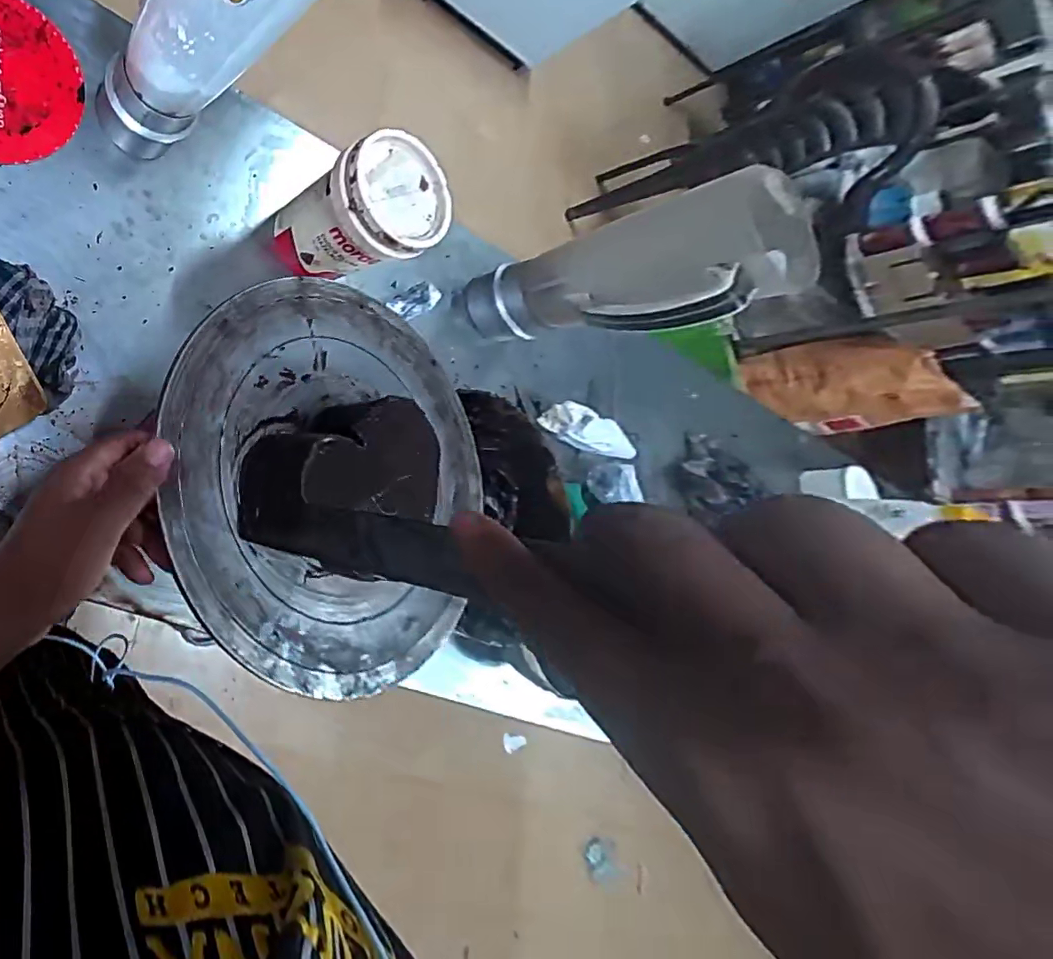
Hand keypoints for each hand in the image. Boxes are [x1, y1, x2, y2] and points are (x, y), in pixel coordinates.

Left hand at [0, 432, 174, 632]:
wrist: (11, 610)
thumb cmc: (58, 561)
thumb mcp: (103, 521)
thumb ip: (134, 483)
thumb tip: (164, 444)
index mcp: (80, 473)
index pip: (123, 444)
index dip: (155, 450)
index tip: (189, 469)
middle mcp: (76, 488)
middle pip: (125, 481)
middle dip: (155, 503)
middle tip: (184, 525)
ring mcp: (72, 517)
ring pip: (120, 514)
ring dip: (145, 534)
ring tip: (168, 562)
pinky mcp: (72, 544)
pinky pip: (107, 539)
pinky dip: (126, 554)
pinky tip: (141, 576)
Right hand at [454, 498, 1052, 958]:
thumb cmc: (911, 943)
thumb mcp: (759, 862)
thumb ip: (680, 743)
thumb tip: (618, 649)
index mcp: (721, 758)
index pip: (572, 629)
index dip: (512, 572)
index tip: (473, 529)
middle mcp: (806, 687)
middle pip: (654, 540)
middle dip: (629, 542)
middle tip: (653, 566)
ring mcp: (950, 656)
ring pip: (798, 522)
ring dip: (784, 559)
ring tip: (824, 607)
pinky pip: (966, 545)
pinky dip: (939, 576)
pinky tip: (957, 628)